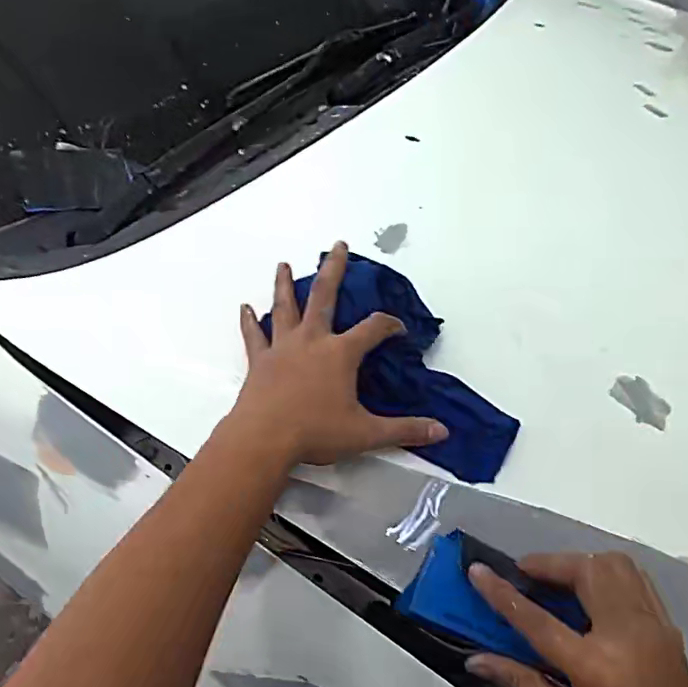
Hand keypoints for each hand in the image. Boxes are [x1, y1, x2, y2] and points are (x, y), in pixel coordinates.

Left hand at [227, 241, 447, 465]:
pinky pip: (254, 335)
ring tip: (283, 264)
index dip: (390, 326)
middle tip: (338, 246)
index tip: (399, 329)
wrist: (264, 440)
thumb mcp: (366, 433)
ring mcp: (282, 348)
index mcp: (340, 354)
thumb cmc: (315, 432)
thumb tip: (440, 431)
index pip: (373, 329)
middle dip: (334, 270)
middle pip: (324, 296)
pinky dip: (250, 321)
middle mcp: (311, 341)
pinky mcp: (260, 361)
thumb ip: (404, 430)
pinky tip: (246, 308)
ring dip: (285, 284)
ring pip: (285, 307)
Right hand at [466, 552, 687, 686]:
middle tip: (524, 575)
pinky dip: (605, 571)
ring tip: (555, 581)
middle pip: (585, 571)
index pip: (539, 620)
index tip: (478, 570)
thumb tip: (477, 659)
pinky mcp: (666, 623)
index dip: (503, 593)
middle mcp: (627, 634)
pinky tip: (589, 590)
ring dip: (578, 563)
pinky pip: (634, 576)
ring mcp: (652, 624)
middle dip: (548, 564)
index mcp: (596, 668)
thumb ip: (523, 685)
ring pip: (614, 563)